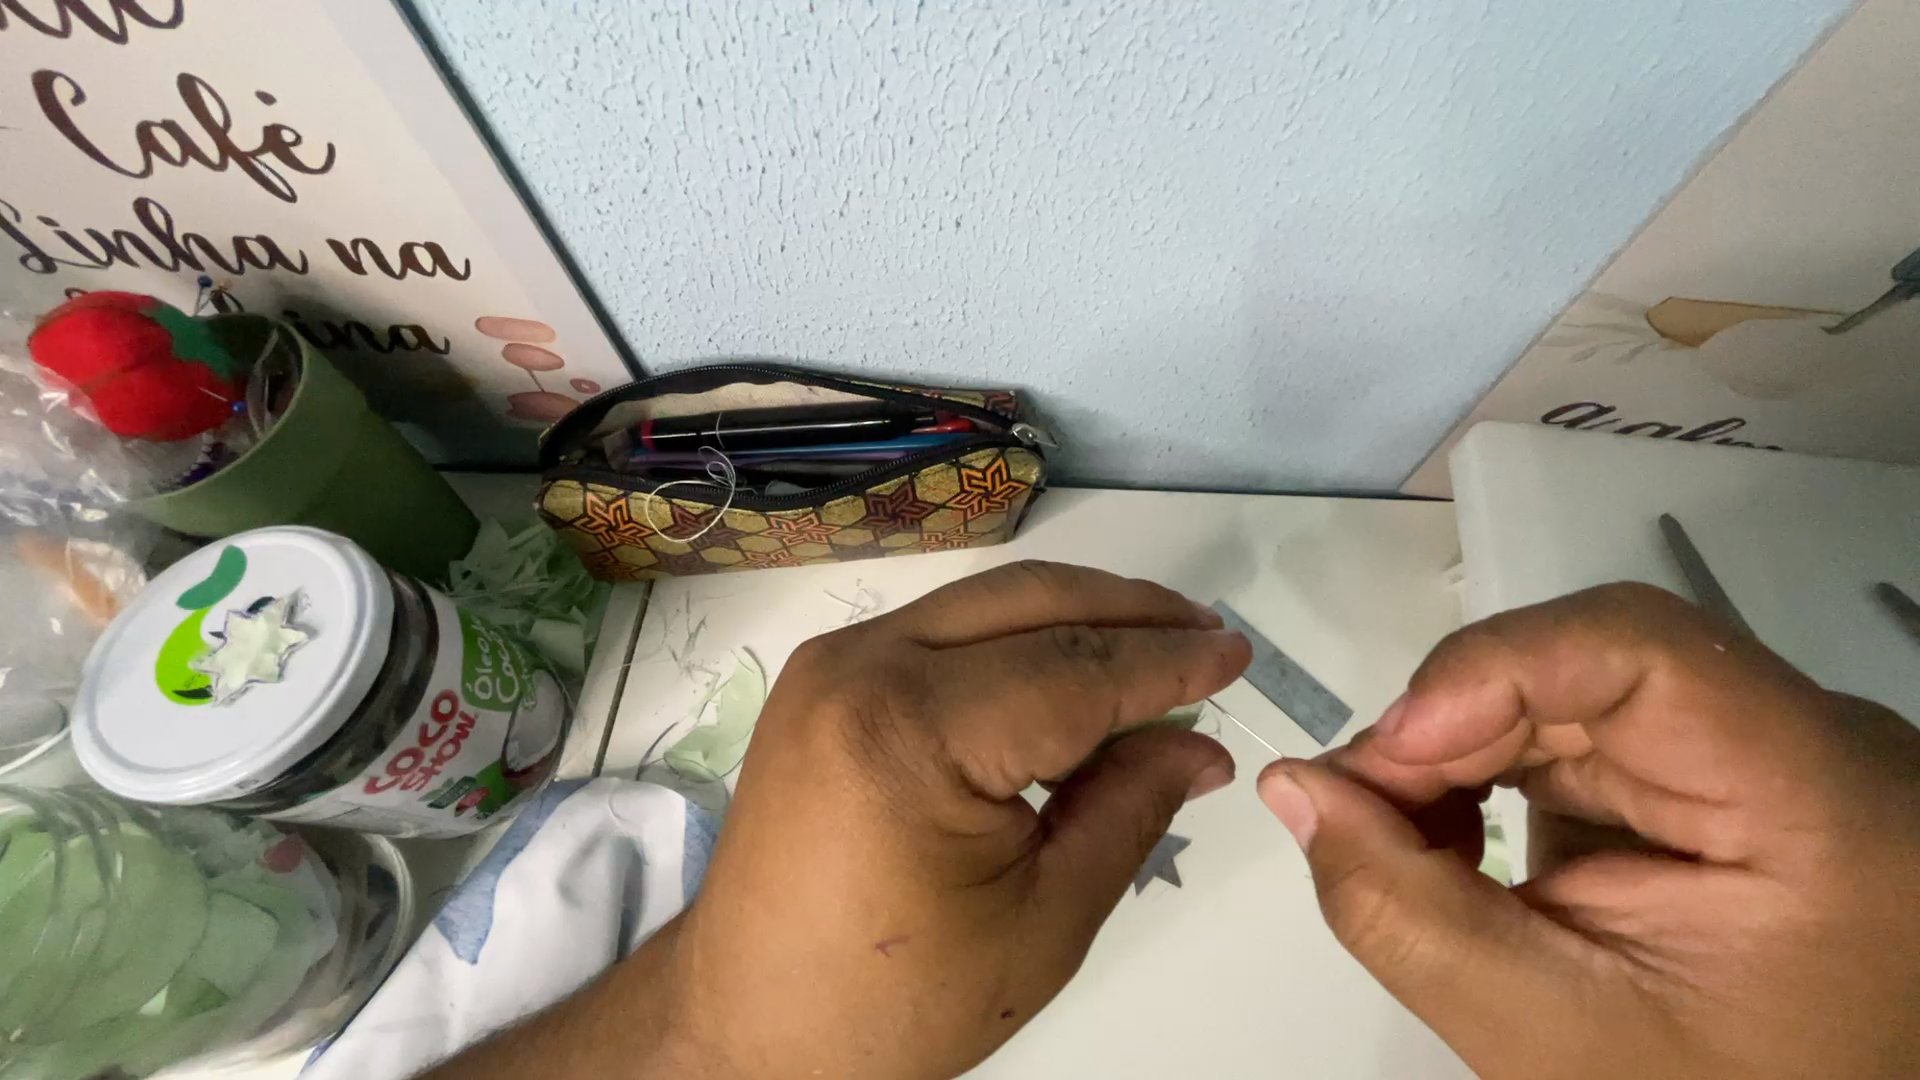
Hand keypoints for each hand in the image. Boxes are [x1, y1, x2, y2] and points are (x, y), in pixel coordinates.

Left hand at [651, 562, 1249, 1076]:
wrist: (749, 1017)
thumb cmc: (896, 998)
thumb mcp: (1043, 919)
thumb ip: (1130, 809)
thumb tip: (1201, 745)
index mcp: (909, 729)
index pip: (1071, 672)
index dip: (1165, 662)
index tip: (1235, 652)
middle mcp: (862, 664)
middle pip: (1027, 603)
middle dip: (1127, 611)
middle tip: (1202, 632)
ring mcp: (834, 659)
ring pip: (984, 602)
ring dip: (1074, 613)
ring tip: (1152, 639)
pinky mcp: (826, 672)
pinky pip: (944, 627)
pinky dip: (1016, 635)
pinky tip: (1066, 663)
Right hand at [1258, 583, 1919, 1078]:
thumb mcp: (1542, 1033)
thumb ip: (1397, 909)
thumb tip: (1286, 783)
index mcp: (1819, 809)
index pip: (1639, 648)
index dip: (1491, 670)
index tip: (1392, 749)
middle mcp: (1796, 746)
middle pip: (1567, 670)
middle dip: (1437, 735)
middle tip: (1352, 808)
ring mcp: (1738, 750)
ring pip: (1538, 692)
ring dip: (1439, 756)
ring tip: (1392, 835)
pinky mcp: (1681, 766)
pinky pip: (1542, 726)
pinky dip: (1465, 771)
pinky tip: (1441, 836)